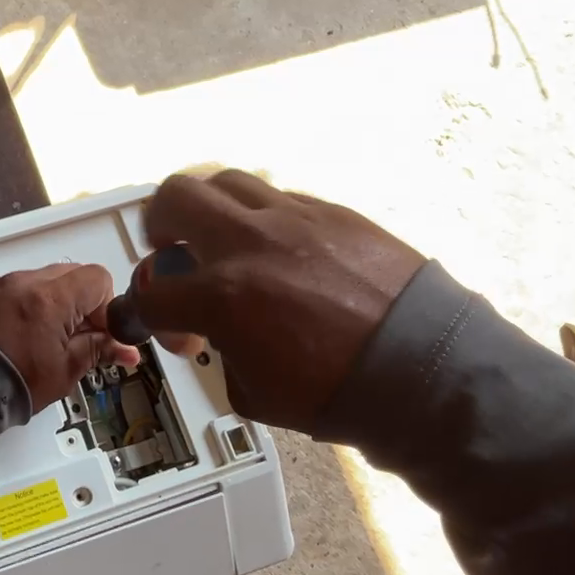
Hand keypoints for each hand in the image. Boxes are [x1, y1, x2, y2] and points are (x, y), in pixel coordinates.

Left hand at [0, 264, 140, 412]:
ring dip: (56, 302)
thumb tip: (125, 349)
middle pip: (72, 274)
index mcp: (50, 298)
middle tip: (79, 336)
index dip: (106, 305)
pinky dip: (29, 302)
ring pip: (45, 279)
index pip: (97, 278)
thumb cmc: (8, 384)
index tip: (101, 331)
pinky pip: (18, 286)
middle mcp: (24, 282)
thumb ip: (99, 350)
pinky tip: (25, 333)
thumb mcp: (65, 370)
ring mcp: (2, 285)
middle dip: (83, 302)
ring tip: (49, 339)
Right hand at [132, 170, 425, 429]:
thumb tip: (213, 332)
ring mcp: (292, 220)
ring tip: (222, 236)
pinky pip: (276, 197)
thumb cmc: (341, 392)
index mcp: (223, 296)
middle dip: (158, 224)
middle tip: (170, 246)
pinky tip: (278, 249)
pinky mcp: (331, 212)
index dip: (146, 311)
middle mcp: (250, 244)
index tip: (163, 321)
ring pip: (223, 181)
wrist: (428, 373)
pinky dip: (261, 218)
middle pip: (172, 199)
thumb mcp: (253, 393)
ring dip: (209, 209)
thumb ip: (217, 352)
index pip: (151, 291)